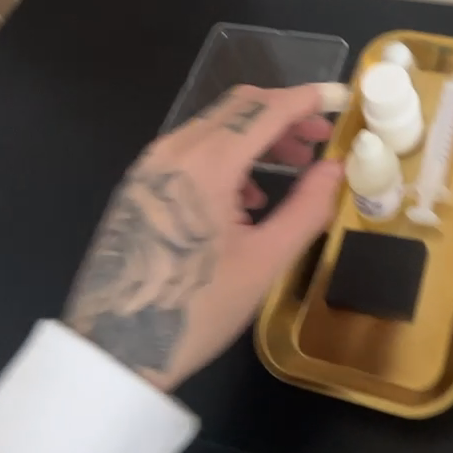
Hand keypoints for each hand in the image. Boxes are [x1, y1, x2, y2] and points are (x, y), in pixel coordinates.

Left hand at [62, 83, 347, 390]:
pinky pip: (195, 147)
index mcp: (208, 163)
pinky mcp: (141, 182)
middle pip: (242, 106)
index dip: (307, 100)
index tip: (339, 99)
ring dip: (259, 134)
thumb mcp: (265, 262)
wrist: (112, 353)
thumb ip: (307, 208)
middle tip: (320, 139)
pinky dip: (231, 152)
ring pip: (218, 124)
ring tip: (293, 167)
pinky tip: (248, 197)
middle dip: (286, 114)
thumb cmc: (195, 310)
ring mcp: (153, 163)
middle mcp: (176, 149)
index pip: (268, 109)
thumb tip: (336, 168)